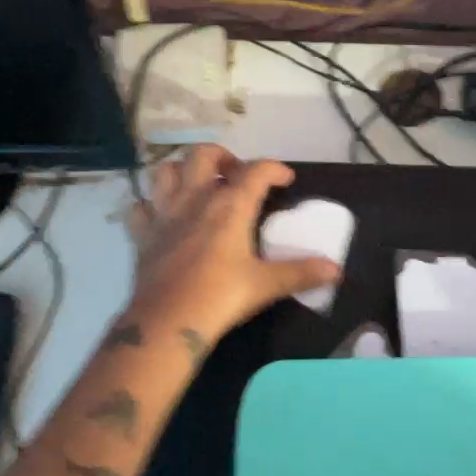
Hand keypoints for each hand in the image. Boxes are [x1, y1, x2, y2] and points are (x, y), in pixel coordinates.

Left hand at [125, 145, 340, 341]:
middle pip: (203, 154)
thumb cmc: (221, 297)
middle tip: (236, 176)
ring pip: (165, 171)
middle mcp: (196, 199)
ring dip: (182, 171)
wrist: (168, 321)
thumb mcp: (266, 285)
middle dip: (223, 157)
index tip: (286, 178)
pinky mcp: (142, 234)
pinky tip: (162, 217)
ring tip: (197, 186)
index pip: (256, 170)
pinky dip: (150, 206)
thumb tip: (336, 270)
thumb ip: (300, 273)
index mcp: (230, 206)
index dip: (274, 168)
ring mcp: (164, 213)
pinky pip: (140, 207)